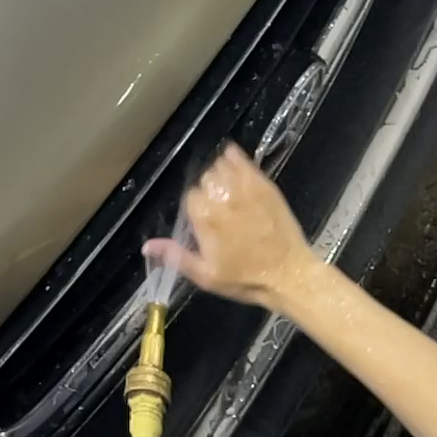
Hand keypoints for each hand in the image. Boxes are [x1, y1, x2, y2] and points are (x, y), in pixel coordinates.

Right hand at [141, 143, 318, 310]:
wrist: (290, 275)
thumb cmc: (245, 279)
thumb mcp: (206, 275)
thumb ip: (174, 255)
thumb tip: (146, 245)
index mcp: (204, 216)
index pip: (190, 196)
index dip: (196, 208)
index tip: (205, 222)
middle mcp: (222, 195)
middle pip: (204, 178)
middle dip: (207, 191)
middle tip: (219, 210)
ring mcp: (244, 187)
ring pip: (220, 165)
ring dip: (220, 176)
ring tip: (228, 192)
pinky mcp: (263, 183)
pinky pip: (241, 159)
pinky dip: (234, 158)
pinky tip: (234, 166)